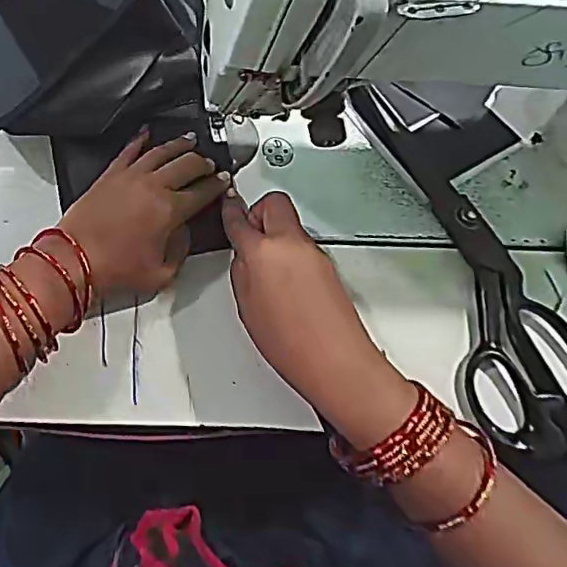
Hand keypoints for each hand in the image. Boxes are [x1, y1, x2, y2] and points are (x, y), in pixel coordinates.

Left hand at [56, 131, 230, 298]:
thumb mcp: (161, 274)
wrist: (75, 259)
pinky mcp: (110, 175)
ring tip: (189, 141)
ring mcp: (130, 177)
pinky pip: (129, 150)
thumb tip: (183, 236)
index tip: (222, 181)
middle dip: (204, 163)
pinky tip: (146, 134)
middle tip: (210, 164)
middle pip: (187, 164)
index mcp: (169, 210)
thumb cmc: (111, 266)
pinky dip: (140, 139)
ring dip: (179, 145)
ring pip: (161, 151)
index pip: (202, 191)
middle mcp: (152, 187)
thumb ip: (180, 251)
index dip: (217, 185)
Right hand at [222, 190, 411, 433]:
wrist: (337, 363)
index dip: (230, 210)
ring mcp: (314, 253)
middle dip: (258, 211)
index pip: (240, 218)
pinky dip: (291, 254)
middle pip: (274, 203)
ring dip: (276, 235)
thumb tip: (243, 258)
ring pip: (291, 224)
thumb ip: (241, 271)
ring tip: (268, 269)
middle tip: (250, 230)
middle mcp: (292, 244)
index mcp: (263, 251)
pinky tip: (286, 283)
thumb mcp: (246, 306)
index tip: (229, 205)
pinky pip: (304, 246)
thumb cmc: (293, 343)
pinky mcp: (329, 266)